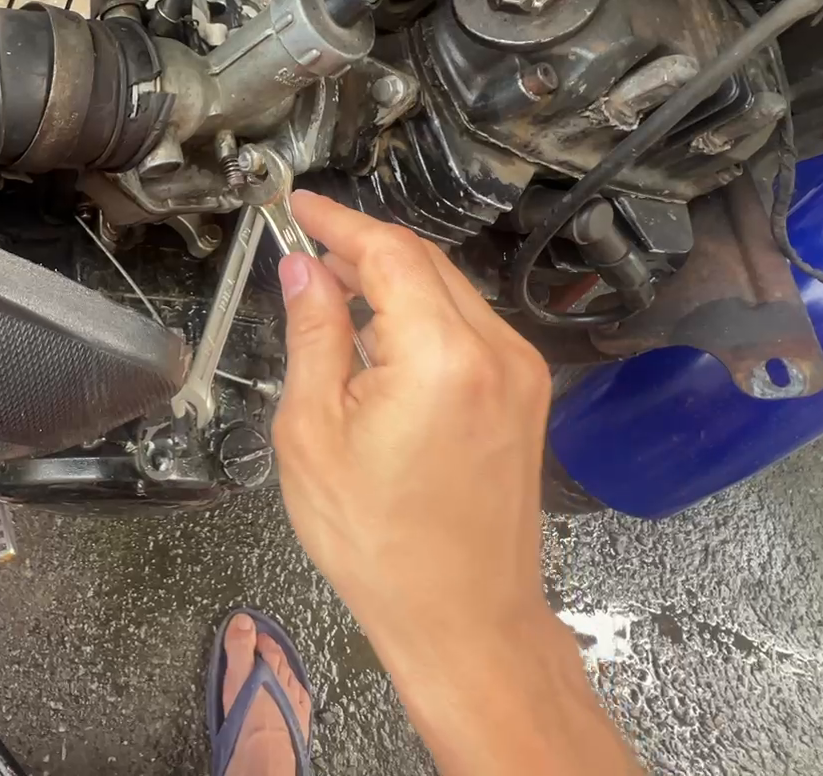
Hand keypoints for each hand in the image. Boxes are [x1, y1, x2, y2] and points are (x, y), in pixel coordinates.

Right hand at [270, 190, 553, 661]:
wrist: (461, 616)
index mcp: (440, 357)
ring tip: (330, 289)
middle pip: (422, 261)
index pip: (388, 253)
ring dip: (387, 276)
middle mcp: (496, 351)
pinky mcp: (524, 393)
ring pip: (445, 288)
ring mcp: (520, 372)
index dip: (338, 221)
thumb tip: (303, 270)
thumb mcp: (313, 430)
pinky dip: (416, 310)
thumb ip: (313, 335)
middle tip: (304, 248)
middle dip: (359, 244)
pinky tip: (377, 331)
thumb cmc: (375, 535)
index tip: (298, 206)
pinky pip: (464, 322)